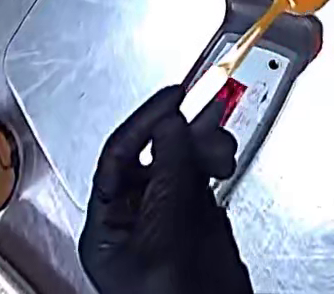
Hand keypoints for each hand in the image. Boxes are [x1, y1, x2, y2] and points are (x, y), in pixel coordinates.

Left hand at [79, 86, 250, 293]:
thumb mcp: (166, 236)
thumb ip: (170, 175)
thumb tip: (170, 123)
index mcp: (109, 224)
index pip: (118, 155)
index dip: (144, 121)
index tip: (172, 97)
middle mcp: (134, 214)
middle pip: (153, 153)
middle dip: (181, 133)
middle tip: (206, 114)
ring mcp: (166, 215)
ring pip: (180, 159)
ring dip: (204, 145)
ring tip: (222, 147)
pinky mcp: (195, 217)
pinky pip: (200, 173)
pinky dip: (214, 160)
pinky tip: (224, 160)